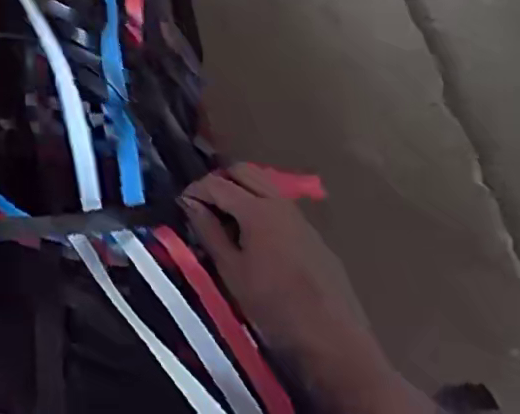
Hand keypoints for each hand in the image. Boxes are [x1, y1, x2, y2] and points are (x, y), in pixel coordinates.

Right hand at [182, 165, 433, 413]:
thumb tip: (189, 202)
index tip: (182, 205)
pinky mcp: (316, 241)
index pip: (216, 182)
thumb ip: (207, 229)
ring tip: (226, 218)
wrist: (337, 349)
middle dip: (220, 179)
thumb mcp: (230, 270)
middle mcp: (282, 207)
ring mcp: (304, 223)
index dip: (194, 190)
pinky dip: (261, 209)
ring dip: (242, 191)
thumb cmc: (274, 308)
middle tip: (204, 202)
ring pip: (267, 187)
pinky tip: (255, 239)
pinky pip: (282, 209)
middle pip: (246, 171)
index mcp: (258, 211)